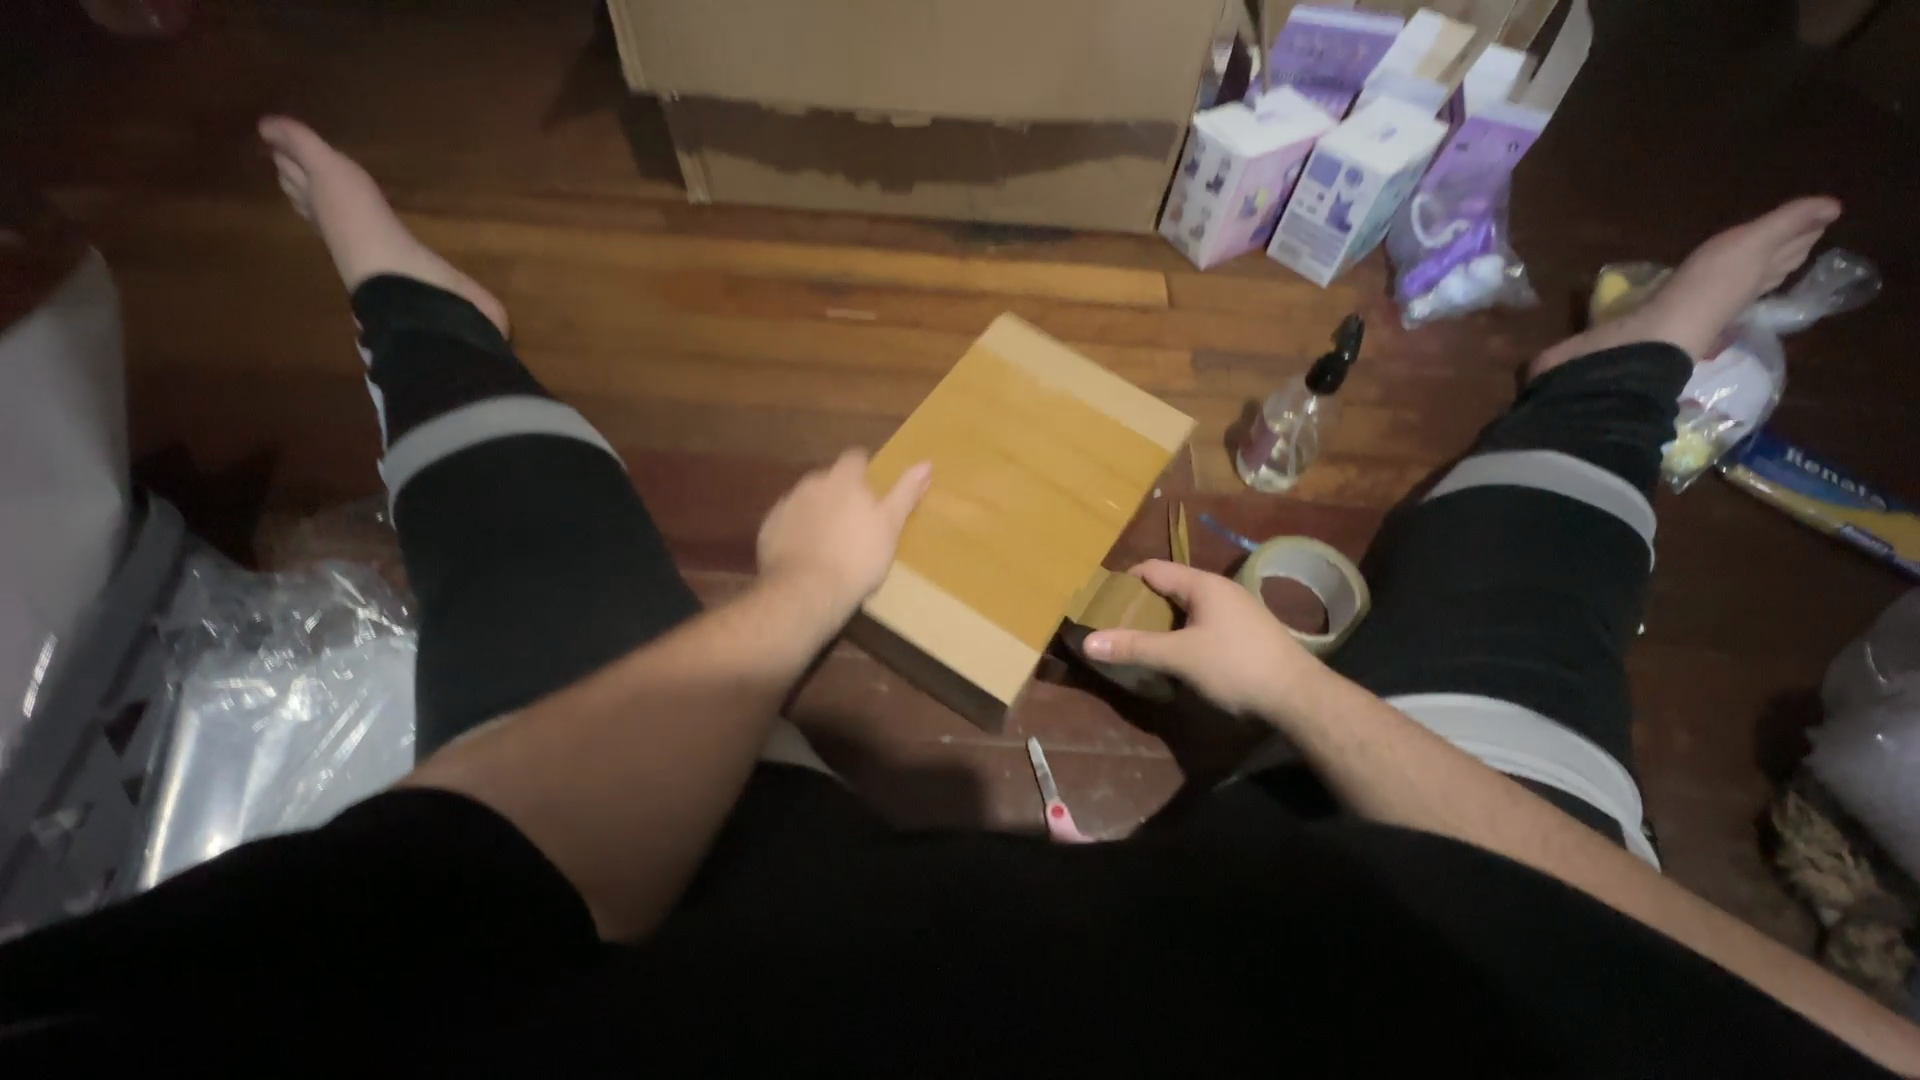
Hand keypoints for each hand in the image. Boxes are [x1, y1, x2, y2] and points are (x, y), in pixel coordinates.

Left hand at [757, 449, 931, 612]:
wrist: (808, 590)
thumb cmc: (858, 557)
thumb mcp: (890, 526)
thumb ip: (906, 492)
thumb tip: (927, 462)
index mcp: (844, 479)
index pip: (855, 458)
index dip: (864, 470)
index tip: (871, 490)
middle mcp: (811, 483)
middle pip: (828, 478)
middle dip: (839, 493)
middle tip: (853, 521)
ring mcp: (787, 504)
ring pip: (806, 500)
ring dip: (816, 511)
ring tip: (829, 541)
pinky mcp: (769, 528)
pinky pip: (787, 522)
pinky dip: (796, 531)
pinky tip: (806, 553)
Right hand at [1082, 560, 1318, 716]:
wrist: (1298, 696)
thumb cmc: (1236, 666)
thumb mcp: (1179, 656)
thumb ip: (1134, 647)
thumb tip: (1088, 642)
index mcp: (1203, 584)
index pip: (1152, 569)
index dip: (1124, 581)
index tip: (1100, 601)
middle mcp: (1220, 590)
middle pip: (1169, 587)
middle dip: (1140, 604)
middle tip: (1113, 625)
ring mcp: (1236, 611)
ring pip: (1187, 607)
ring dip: (1162, 621)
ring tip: (1138, 641)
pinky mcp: (1246, 633)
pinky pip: (1203, 623)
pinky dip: (1182, 632)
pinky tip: (1175, 655)